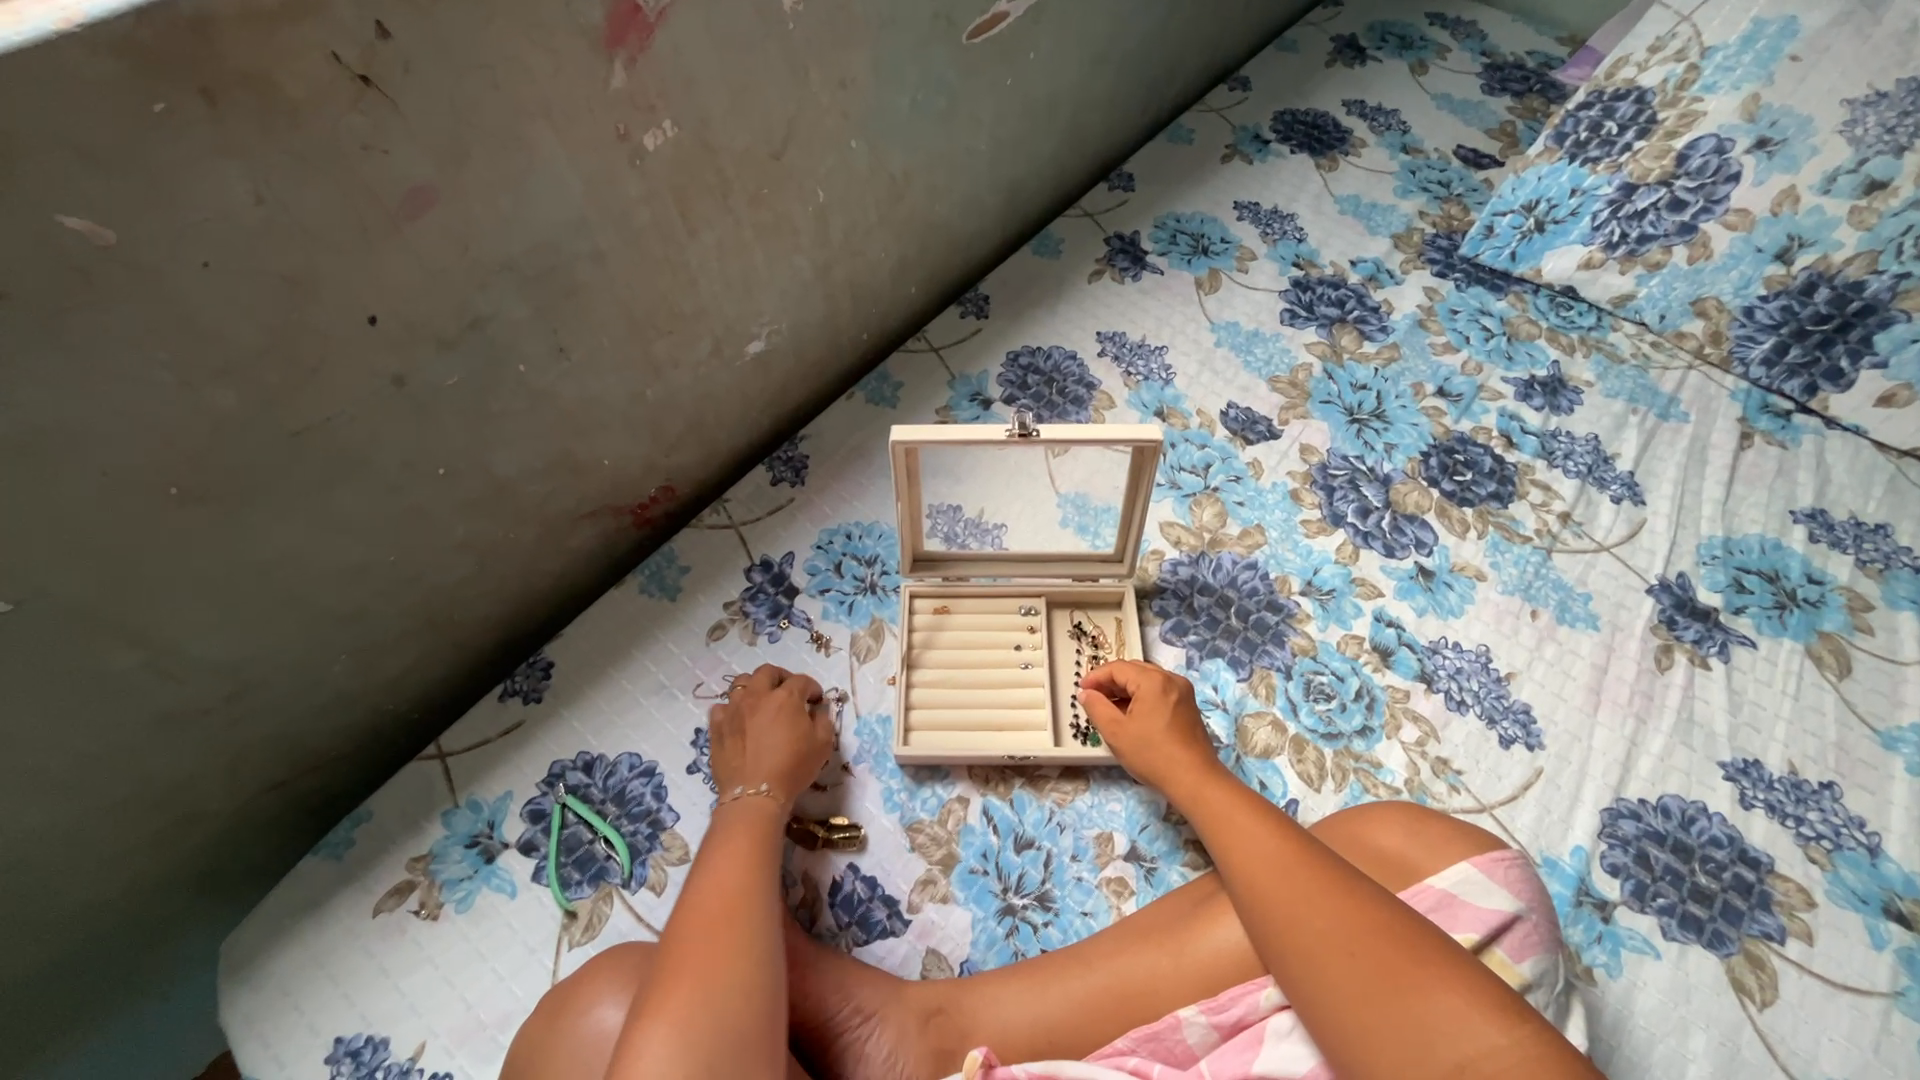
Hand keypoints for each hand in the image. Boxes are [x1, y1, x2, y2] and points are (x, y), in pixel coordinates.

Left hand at [708, 664, 831, 807]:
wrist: (754, 795)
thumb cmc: (792, 769)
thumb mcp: (822, 745)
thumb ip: (824, 720)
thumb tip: (818, 709)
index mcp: (786, 697)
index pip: (802, 680)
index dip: (812, 688)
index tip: (816, 700)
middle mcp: (758, 695)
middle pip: (768, 672)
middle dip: (781, 677)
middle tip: (788, 692)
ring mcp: (734, 709)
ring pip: (741, 683)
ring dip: (754, 687)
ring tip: (761, 701)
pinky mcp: (717, 725)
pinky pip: (722, 707)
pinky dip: (732, 709)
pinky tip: (739, 720)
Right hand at [1079, 660, 1226, 796]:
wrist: (1194, 780)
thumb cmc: (1152, 755)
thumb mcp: (1116, 732)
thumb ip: (1096, 707)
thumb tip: (1086, 693)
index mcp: (1153, 681)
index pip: (1118, 668)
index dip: (1096, 677)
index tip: (1081, 690)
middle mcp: (1171, 679)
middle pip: (1134, 670)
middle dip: (1111, 682)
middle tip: (1093, 698)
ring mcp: (1182, 692)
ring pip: (1147, 680)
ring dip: (1126, 689)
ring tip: (1109, 708)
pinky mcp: (1188, 705)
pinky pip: (1159, 691)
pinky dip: (1141, 697)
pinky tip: (1131, 715)